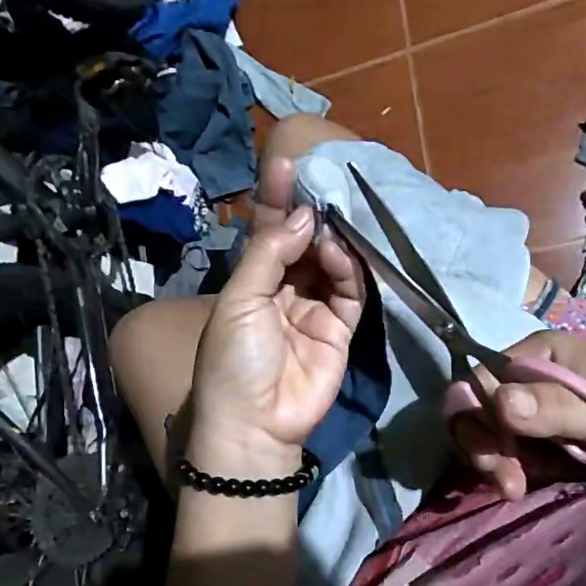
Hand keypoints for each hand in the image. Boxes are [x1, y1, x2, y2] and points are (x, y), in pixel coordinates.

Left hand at [188, 158, 364, 476]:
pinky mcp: (341, 331)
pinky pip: (351, 292)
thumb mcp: (240, 299)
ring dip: (331, 243)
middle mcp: (284, 291)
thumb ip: (271, 252)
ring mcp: (314, 310)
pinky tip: (341, 255)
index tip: (288, 162)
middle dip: (311, 216)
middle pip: (303, 244)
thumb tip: (307, 215)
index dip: (278, 200)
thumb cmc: (233, 358)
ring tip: (329, 232)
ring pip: (330, 264)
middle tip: (323, 190)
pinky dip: (350, 270)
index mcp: (250, 283)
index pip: (267, 233)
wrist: (257, 422)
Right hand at [452, 331, 585, 499]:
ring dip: (500, 464)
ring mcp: (543, 409)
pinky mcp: (553, 438)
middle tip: (509, 487)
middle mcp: (535, 376)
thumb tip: (499, 402)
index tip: (501, 463)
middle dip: (486, 448)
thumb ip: (556, 408)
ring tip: (519, 492)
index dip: (478, 420)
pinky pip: (517, 453)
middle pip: (480, 409)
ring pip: (495, 436)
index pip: (481, 381)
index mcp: (544, 352)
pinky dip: (516, 471)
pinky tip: (528, 488)